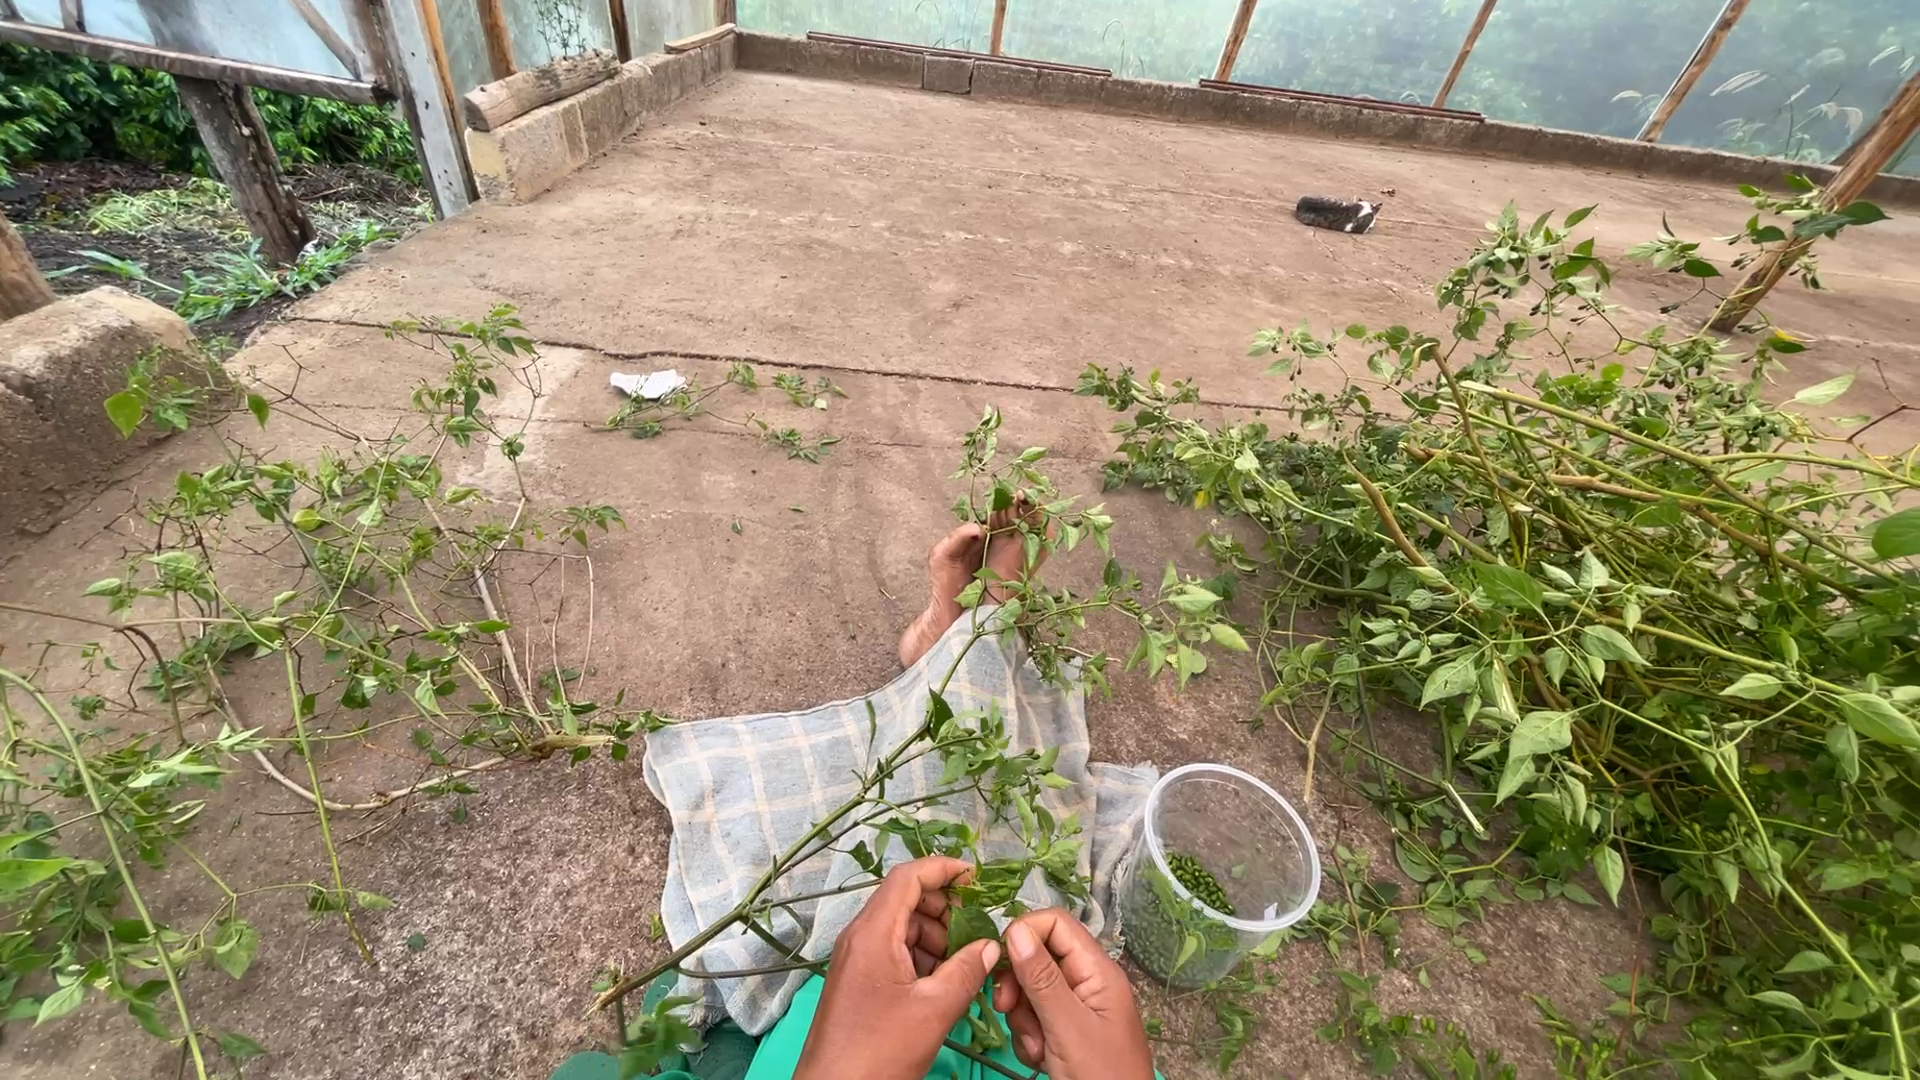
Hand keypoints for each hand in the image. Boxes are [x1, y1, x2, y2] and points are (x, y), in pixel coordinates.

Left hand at [795, 857, 1001, 1079]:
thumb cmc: (880, 1051)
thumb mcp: (933, 1010)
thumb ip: (966, 971)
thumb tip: (991, 946)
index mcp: (873, 931)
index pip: (908, 876)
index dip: (943, 868)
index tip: (975, 876)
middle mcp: (860, 935)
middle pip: (906, 899)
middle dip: (944, 908)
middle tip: (975, 929)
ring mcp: (857, 958)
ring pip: (902, 926)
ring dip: (935, 936)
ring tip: (963, 961)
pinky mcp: (858, 980)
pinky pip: (894, 950)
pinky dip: (921, 956)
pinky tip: (942, 980)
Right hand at [991, 909, 1153, 1079]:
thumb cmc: (1101, 1078)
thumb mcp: (1068, 1029)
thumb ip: (1042, 979)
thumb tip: (1016, 929)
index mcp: (1097, 970)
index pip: (1056, 924)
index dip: (1025, 932)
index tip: (1001, 961)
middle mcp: (1087, 982)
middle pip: (1039, 956)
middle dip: (1019, 983)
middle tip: (1006, 1008)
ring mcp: (1078, 1008)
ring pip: (1033, 989)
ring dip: (1024, 1017)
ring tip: (1036, 1047)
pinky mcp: (1067, 1033)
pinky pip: (1036, 1017)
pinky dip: (1029, 1036)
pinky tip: (1039, 1057)